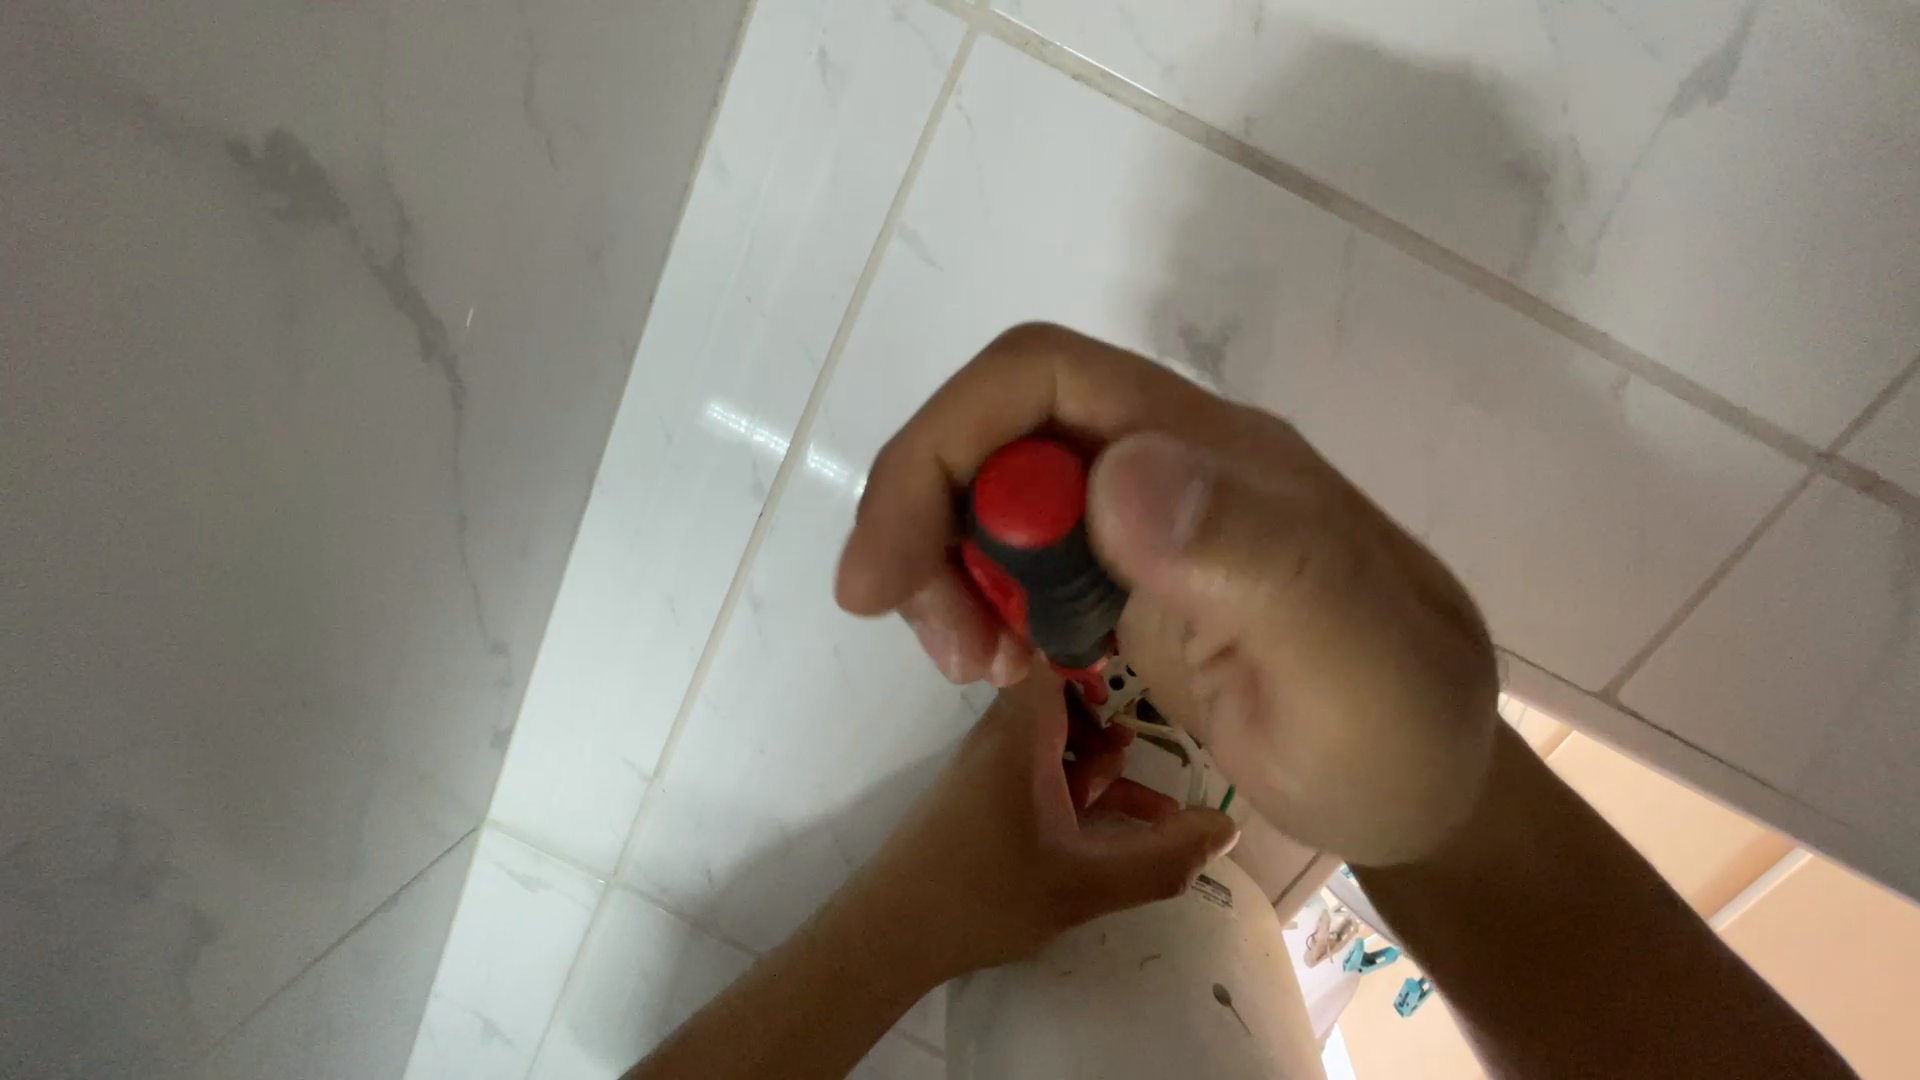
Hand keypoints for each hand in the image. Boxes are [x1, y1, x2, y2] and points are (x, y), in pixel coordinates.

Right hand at [836, 324, 1499, 865]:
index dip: (942, 450)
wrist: (1414, 781)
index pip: (1040, 380)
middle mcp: (1166, 458)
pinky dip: (978, 598)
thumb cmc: (1396, 738)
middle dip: (926, 522)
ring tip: (976, 665)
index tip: (888, 570)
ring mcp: (1140, 516)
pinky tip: (1005, 662)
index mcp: (1214, 450)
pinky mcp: (1122, 570)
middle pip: (997, 433)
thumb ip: (1262, 561)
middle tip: (942, 645)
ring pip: (992, 493)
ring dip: (946, 569)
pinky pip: (1014, 552)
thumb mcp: (1357, 666)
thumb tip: (1120, 475)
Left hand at [847, 669, 1237, 982]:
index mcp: (1021, 730)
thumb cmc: (985, 895)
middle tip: (1137, 761)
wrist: (894, 931)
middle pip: (1067, 692)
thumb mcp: (1085, 885)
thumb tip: (1227, 826)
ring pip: (1060, 736)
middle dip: (1111, 723)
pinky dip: (1083, 786)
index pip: (1055, 650)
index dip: (1100, 643)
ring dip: (1102, 763)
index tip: (1147, 658)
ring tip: (1141, 809)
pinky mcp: (990, 788)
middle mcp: (1004, 730)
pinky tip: (1129, 826)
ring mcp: (995, 759)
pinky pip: (1046, 768)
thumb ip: (1162, 859)